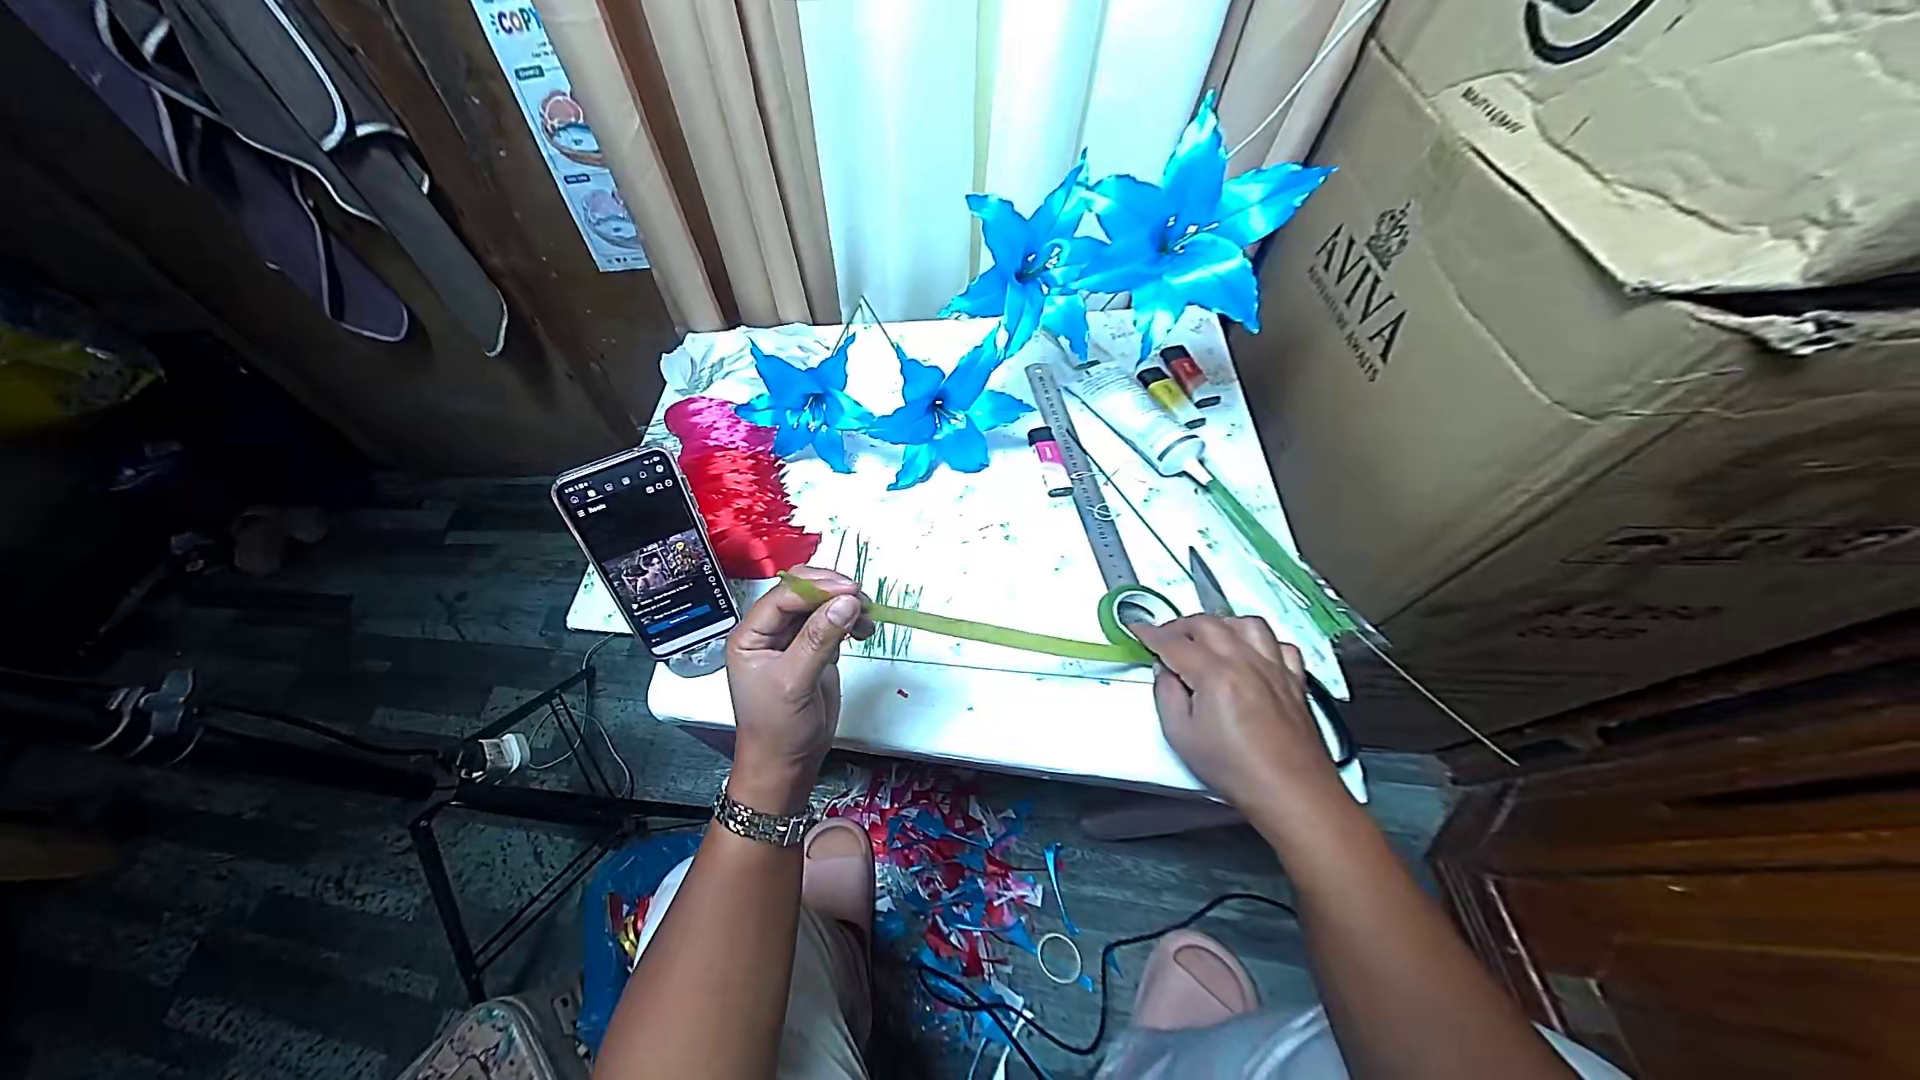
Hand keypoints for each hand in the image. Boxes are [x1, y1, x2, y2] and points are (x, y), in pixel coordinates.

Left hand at [723, 566, 873, 813]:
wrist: (787, 762)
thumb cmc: (776, 729)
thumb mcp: (794, 682)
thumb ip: (819, 639)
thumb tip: (846, 602)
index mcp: (751, 635)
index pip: (783, 597)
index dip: (816, 589)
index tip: (849, 589)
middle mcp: (770, 632)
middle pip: (802, 593)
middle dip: (832, 591)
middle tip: (860, 599)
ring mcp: (794, 639)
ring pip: (820, 605)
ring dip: (845, 604)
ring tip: (866, 618)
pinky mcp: (815, 649)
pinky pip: (833, 622)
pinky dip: (850, 620)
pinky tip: (863, 629)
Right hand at [1131, 615, 1343, 812]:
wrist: (1291, 793)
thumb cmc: (1235, 770)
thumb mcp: (1181, 736)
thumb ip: (1166, 695)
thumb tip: (1164, 671)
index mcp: (1215, 674)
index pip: (1174, 642)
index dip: (1151, 633)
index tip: (1138, 629)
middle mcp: (1246, 662)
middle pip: (1208, 624)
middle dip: (1180, 625)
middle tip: (1165, 637)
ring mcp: (1274, 668)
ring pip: (1246, 624)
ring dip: (1220, 623)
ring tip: (1207, 636)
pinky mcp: (1294, 680)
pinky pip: (1279, 644)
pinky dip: (1260, 640)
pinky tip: (1249, 651)